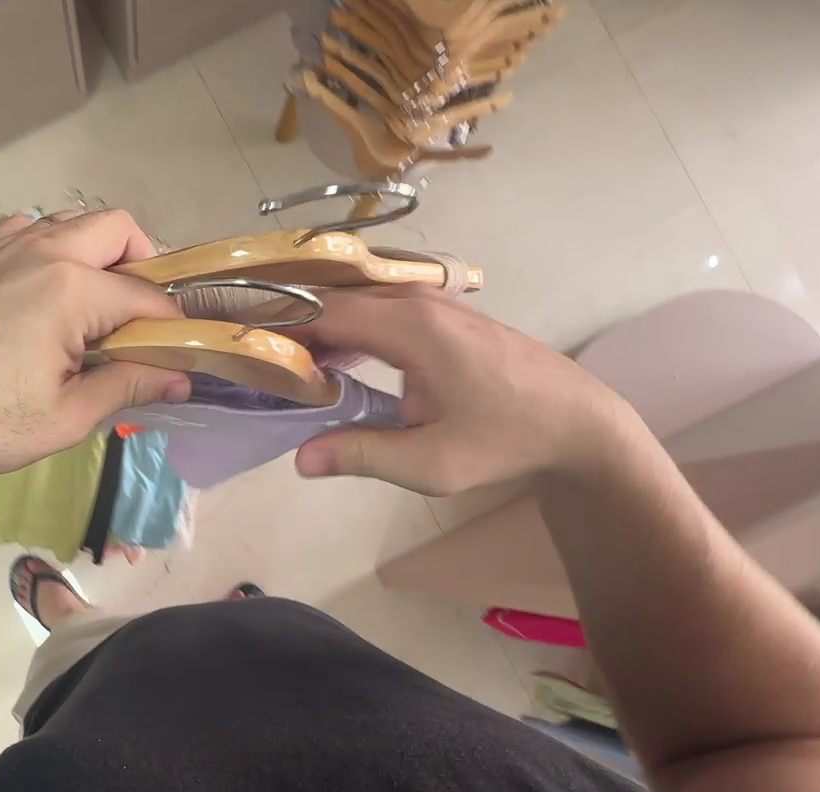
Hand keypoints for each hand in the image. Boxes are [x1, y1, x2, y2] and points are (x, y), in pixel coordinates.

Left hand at [0, 209, 188, 494]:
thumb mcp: (68, 416)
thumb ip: (130, 386)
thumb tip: (180, 379)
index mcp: (71, 289)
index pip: (147, 294)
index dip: (172, 325)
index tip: (179, 353)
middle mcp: (41, 251)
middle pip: (117, 229)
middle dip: (143, 266)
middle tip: (139, 321)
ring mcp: (1, 248)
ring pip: (72, 224)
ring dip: (98, 254)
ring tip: (95, 310)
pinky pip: (29, 233)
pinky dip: (53, 252)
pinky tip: (45, 298)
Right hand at [285, 285, 634, 496]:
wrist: (575, 421)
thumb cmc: (505, 440)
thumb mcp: (431, 462)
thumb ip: (362, 455)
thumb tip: (300, 460)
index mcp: (412, 329)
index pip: (326, 312)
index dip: (280, 327)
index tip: (244, 350)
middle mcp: (419, 304)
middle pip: (337, 301)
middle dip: (293, 328)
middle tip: (254, 361)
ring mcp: (435, 305)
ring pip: (358, 304)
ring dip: (321, 331)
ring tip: (286, 366)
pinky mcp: (444, 317)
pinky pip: (380, 313)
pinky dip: (349, 333)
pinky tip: (335, 366)